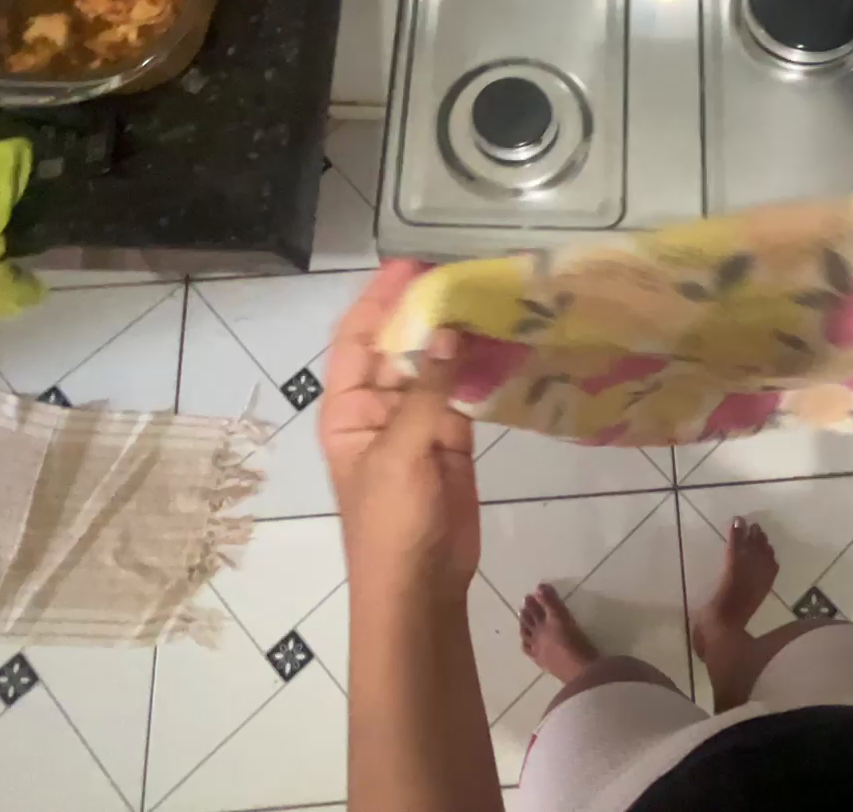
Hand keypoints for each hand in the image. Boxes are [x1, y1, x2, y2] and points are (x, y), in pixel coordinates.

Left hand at [319, 260, 478, 597]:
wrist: (421, 585)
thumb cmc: (390, 522)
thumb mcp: (400, 453)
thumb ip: (427, 391)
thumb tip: (448, 330)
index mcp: (348, 407)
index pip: (357, 338)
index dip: (380, 300)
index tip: (411, 266)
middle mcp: (381, 404)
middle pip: (400, 344)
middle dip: (425, 309)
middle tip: (463, 273)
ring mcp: (419, 419)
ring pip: (436, 364)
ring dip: (457, 334)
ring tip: (489, 297)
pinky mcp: (453, 434)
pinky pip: (465, 390)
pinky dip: (481, 367)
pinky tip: (504, 342)